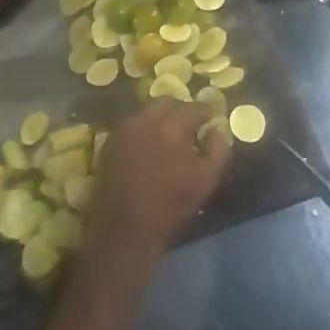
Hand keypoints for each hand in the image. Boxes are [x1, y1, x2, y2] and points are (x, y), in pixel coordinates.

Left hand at [91, 100, 231, 249]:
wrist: (125, 226)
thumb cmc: (171, 203)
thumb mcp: (208, 179)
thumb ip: (219, 149)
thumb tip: (215, 130)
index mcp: (173, 125)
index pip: (195, 107)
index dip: (207, 113)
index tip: (211, 122)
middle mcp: (146, 118)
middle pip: (168, 103)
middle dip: (182, 111)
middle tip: (191, 128)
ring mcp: (125, 128)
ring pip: (148, 112)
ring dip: (162, 119)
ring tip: (170, 138)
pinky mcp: (110, 141)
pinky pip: (133, 125)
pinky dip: (145, 129)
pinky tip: (150, 147)